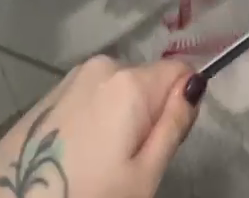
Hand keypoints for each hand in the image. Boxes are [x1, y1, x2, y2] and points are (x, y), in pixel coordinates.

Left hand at [0, 57, 202, 197]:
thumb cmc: (86, 195)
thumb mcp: (143, 176)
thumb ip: (173, 126)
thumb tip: (197, 83)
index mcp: (130, 81)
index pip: (180, 71)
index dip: (182, 105)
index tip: (166, 141)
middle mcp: (103, 65)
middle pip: (148, 81)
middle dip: (149, 115)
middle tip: (130, 164)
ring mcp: (72, 76)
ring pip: (119, 91)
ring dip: (120, 120)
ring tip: (100, 164)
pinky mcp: (51, 92)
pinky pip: (92, 97)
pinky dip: (95, 121)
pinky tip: (78, 156)